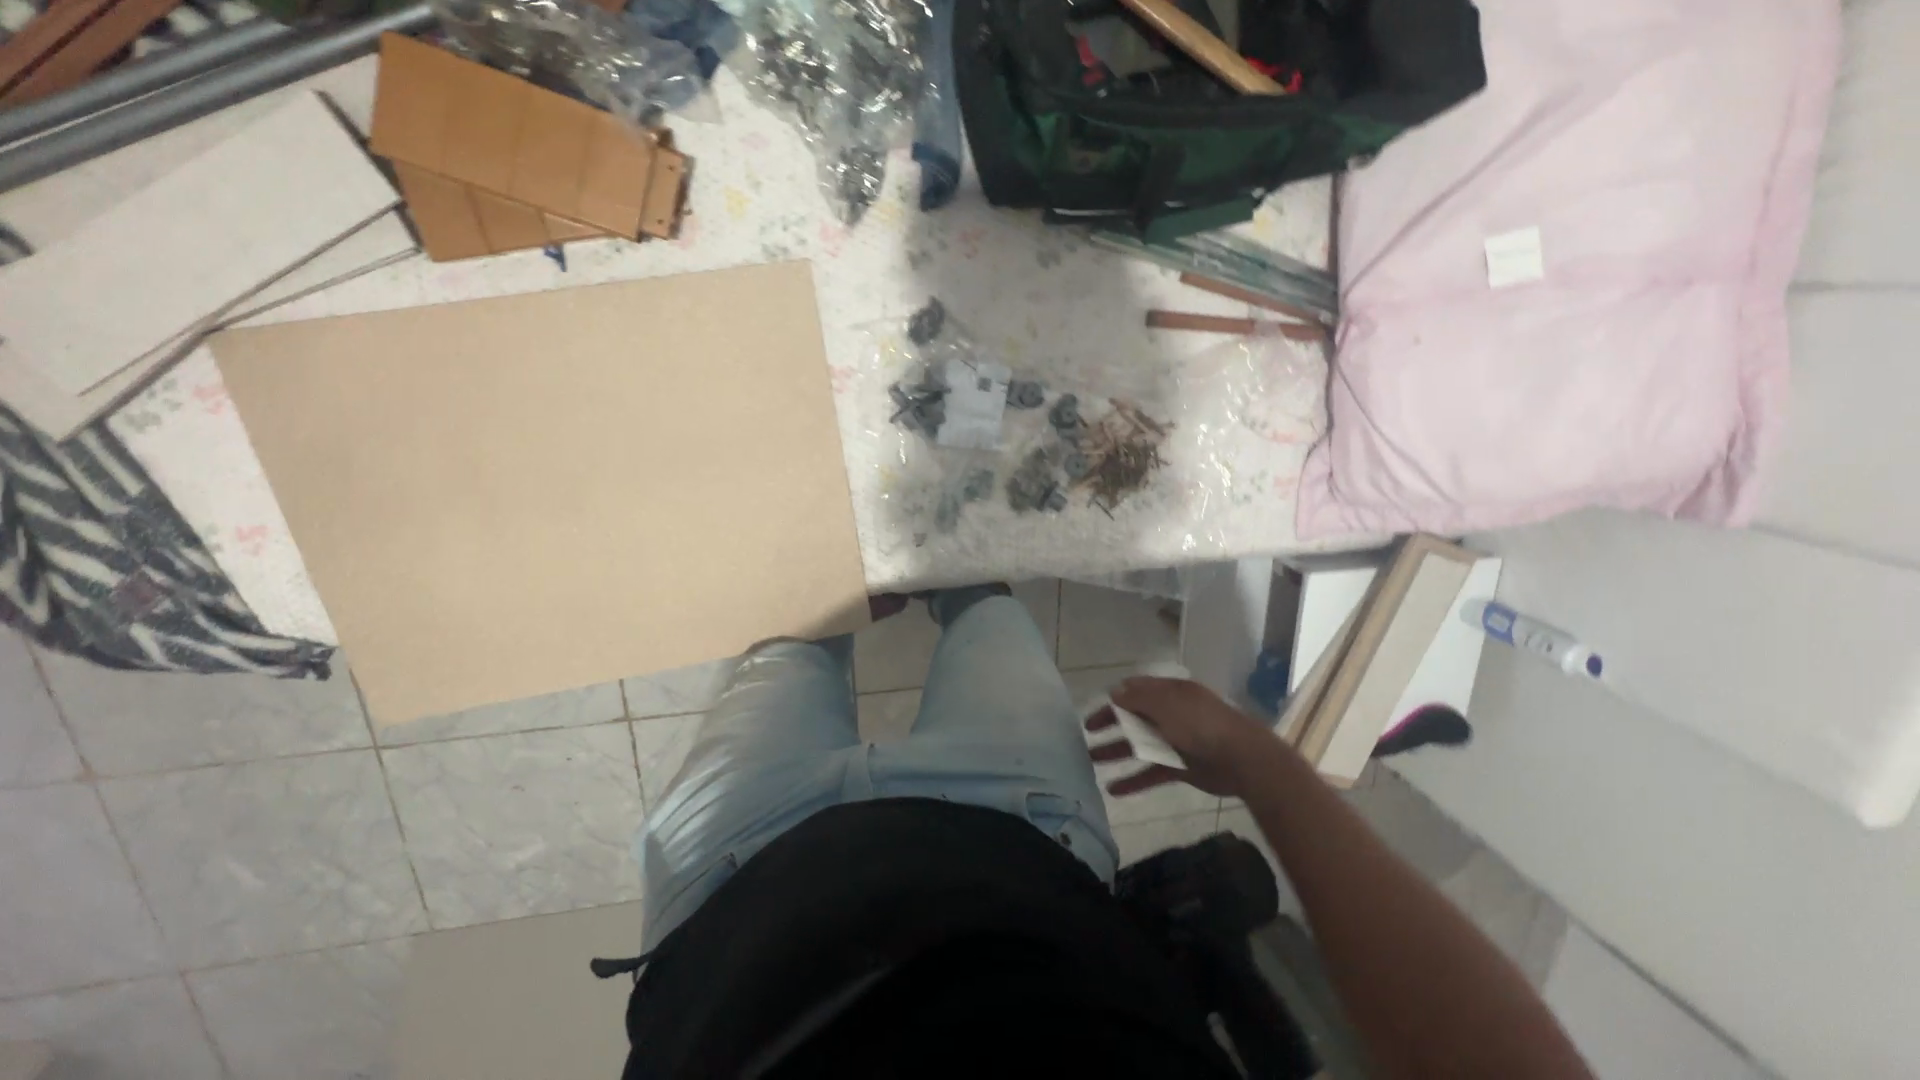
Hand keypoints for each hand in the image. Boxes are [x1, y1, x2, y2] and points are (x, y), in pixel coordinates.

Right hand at [1084, 676, 1274, 797]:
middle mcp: (1171, 714)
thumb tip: (1115, 692)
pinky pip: (1152, 772)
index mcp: (1170, 693)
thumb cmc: (1202, 724)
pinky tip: (1114, 790)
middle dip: (1110, 726)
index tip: (1094, 711)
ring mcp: (1177, 741)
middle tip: (1086, 735)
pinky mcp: (1181, 767)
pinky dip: (1134, 780)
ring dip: (1116, 752)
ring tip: (1091, 762)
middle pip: (1134, 718)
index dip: (1114, 700)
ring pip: (1139, 746)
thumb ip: (1138, 698)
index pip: (1136, 691)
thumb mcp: (1167, 704)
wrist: (1242, 759)